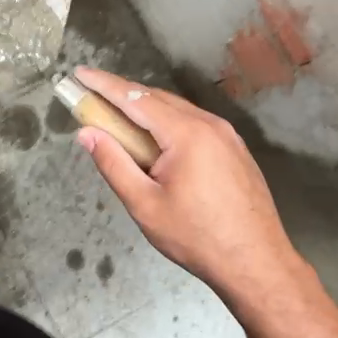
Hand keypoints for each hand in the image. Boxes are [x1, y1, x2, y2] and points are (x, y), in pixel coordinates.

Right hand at [72, 67, 302, 297]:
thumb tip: (86, 134)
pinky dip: (167, 122)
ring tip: (117, 117)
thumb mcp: (144, 204)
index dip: (104, 84)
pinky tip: (154, 139)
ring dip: (145, 108)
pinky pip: (194, 124)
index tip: (80, 73)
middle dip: (123, 94)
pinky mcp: (236, 151)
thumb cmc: (196, 237)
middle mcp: (210, 125)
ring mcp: (228, 137)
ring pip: (178, 110)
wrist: (258, 264)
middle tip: (91, 95)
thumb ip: (113, 164)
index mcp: (187, 134)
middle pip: (158, 99)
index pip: (137, 99)